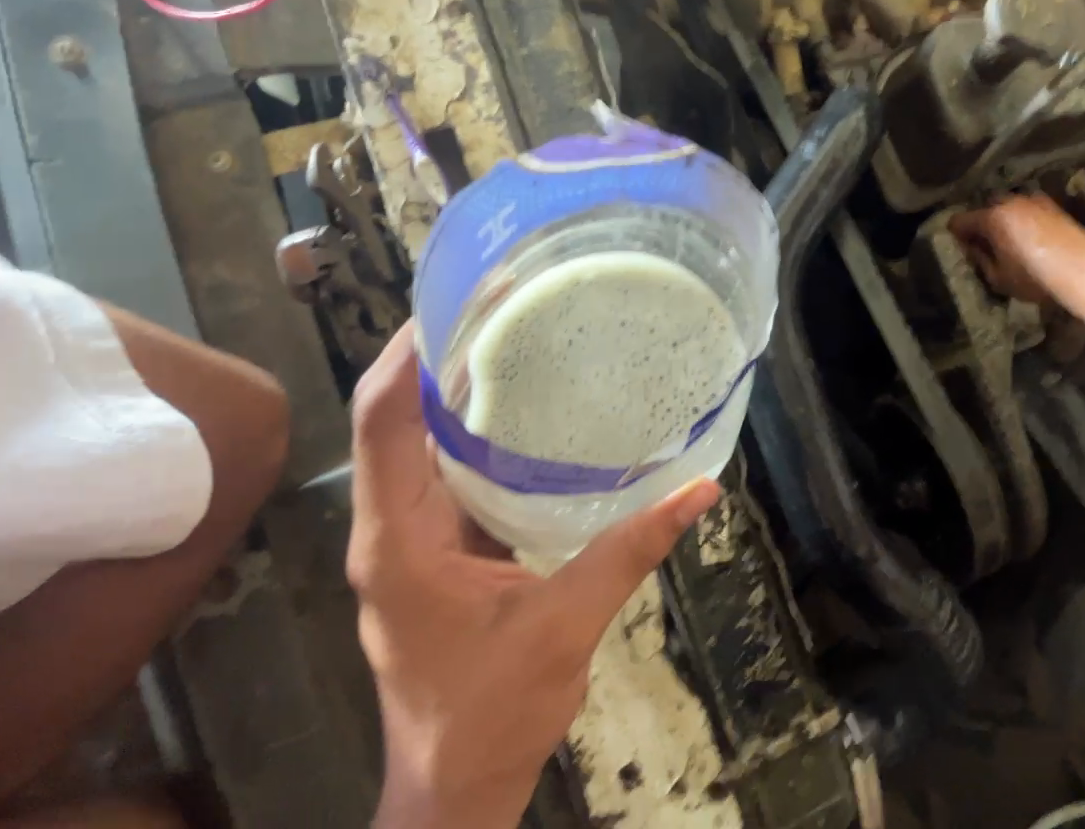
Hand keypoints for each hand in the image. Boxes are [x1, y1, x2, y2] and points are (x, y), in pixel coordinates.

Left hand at [347, 327, 720, 828]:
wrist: (456, 785)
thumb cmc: (493, 711)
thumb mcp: (567, 625)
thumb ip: (629, 551)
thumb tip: (701, 490)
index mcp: (399, 539)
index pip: (384, 420)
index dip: (411, 355)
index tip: (458, 303)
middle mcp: (392, 527)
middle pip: (395, 419)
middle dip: (439, 356)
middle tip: (502, 305)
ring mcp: (409, 540)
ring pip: (418, 444)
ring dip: (455, 392)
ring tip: (517, 340)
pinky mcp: (434, 553)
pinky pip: (447, 475)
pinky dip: (477, 435)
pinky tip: (528, 416)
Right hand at [949, 192, 1084, 305]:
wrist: (1084, 270)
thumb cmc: (1036, 278)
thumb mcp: (998, 278)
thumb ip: (979, 260)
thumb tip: (971, 249)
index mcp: (992, 218)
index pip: (959, 221)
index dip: (954, 236)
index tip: (960, 250)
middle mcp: (1010, 201)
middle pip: (984, 210)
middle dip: (980, 226)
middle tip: (984, 247)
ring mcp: (1033, 200)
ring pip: (1006, 207)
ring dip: (1002, 221)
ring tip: (1008, 243)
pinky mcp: (1052, 205)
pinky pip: (1026, 209)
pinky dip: (1021, 220)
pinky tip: (1028, 238)